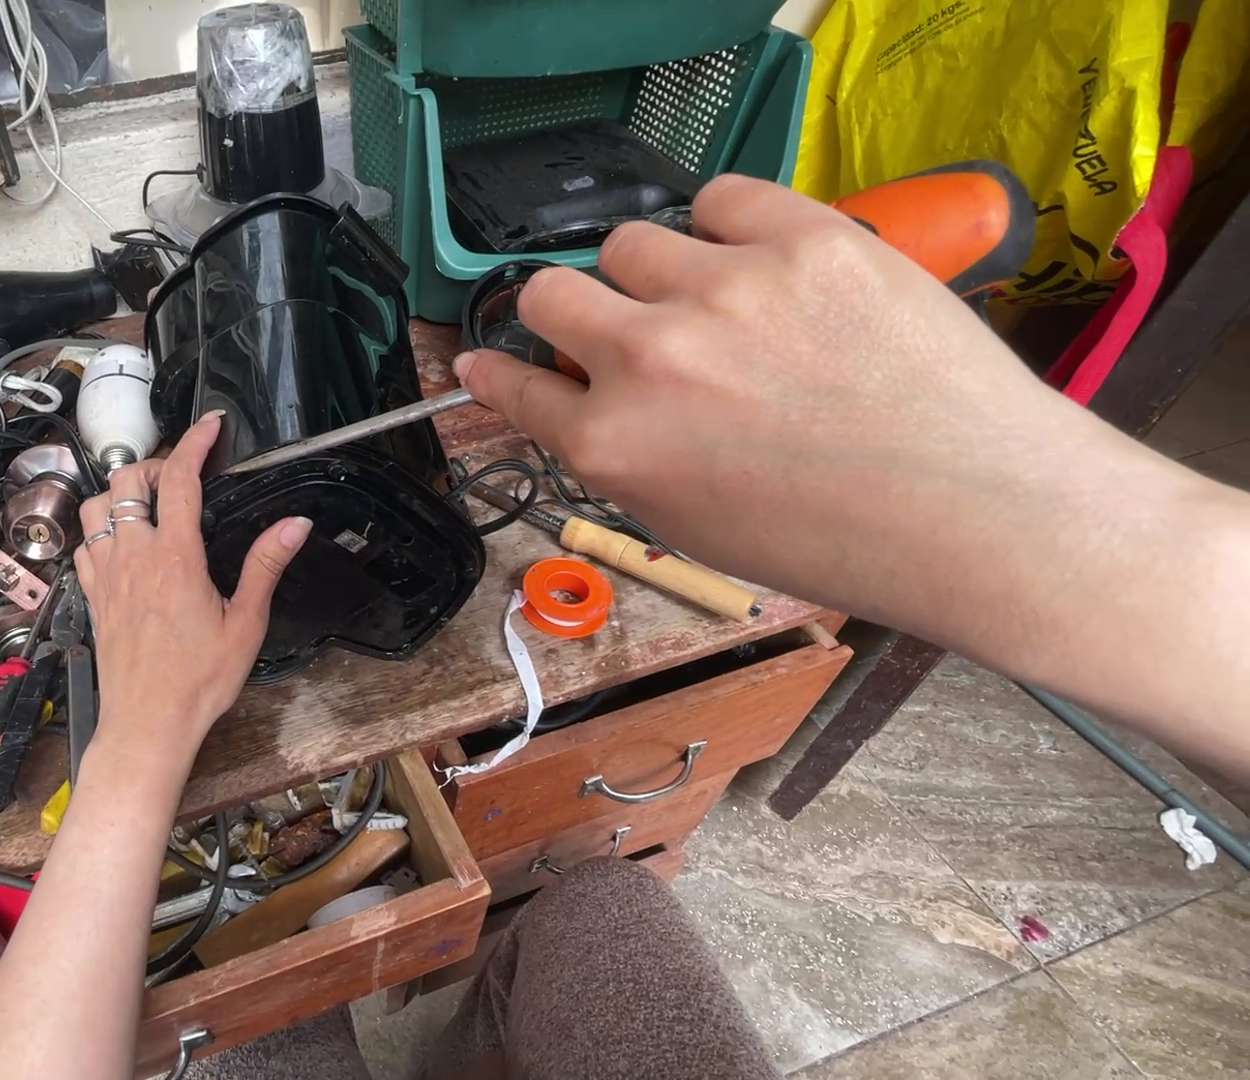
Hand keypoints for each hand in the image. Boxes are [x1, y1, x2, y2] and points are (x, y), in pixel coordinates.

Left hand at [73, 412, 310, 756]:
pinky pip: (82, 543)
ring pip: (94, 506)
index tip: (210, 426)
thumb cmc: (199, 680)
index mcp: (175, 557)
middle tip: (181, 475)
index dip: (195, 443)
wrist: (148, 724)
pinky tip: (120, 540)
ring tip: (148, 501)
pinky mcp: (93, 596)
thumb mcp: (246, 623)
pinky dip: (98, 527)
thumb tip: (294, 524)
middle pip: (126, 481)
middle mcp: (133, 557)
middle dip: (154, 464)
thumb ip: (266, 565)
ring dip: (120, 492)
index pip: (179, 480)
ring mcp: (106, 575)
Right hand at [452, 174, 1124, 620]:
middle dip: (560, 314)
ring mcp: (722, 292)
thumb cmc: (815, 537)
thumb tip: (568, 401)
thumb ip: (607, 454)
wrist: (968, 510)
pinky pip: (720, 198)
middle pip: (546, 293)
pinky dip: (721, 227)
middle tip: (602, 329)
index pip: (514, 388)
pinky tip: (751, 263)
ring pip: (627, 243)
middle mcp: (647, 361)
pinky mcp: (804, 241)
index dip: (491, 373)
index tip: (480, 360)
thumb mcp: (674, 519)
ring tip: (701, 301)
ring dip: (646, 276)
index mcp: (610, 444)